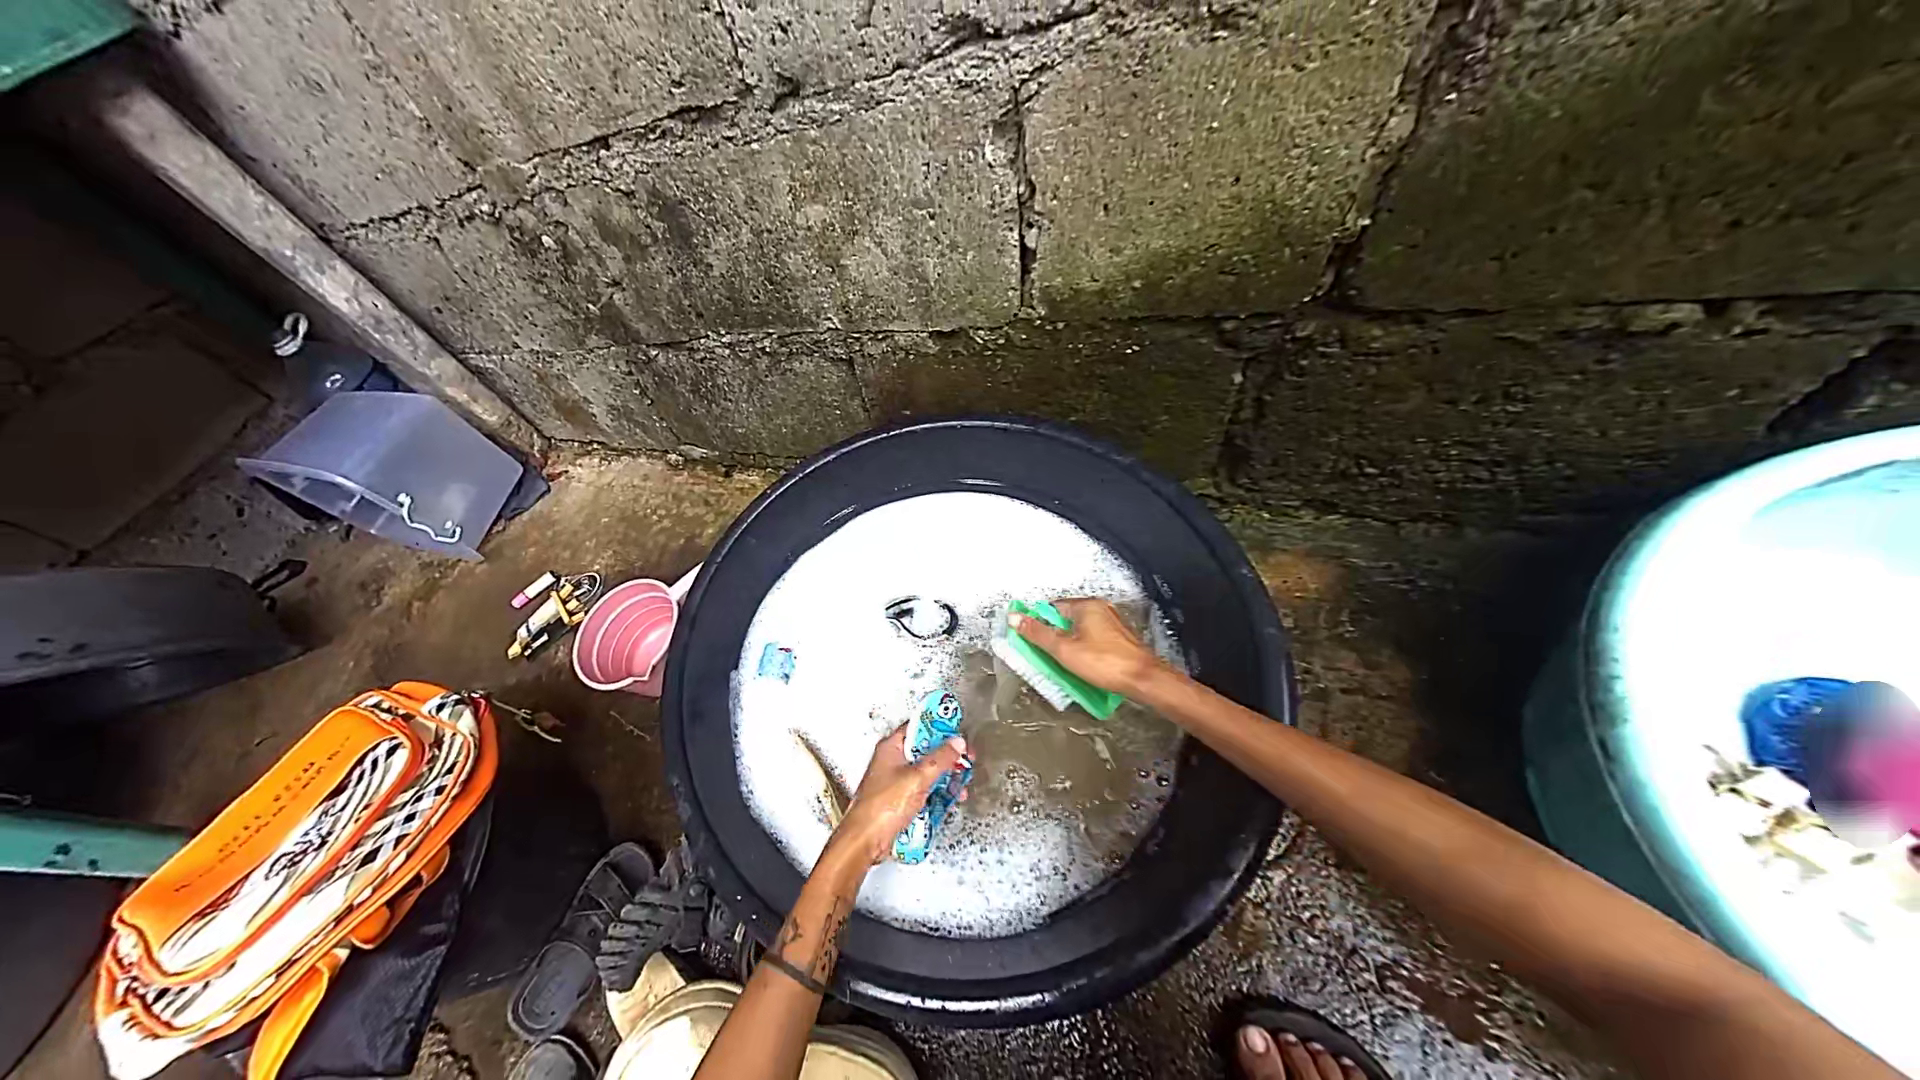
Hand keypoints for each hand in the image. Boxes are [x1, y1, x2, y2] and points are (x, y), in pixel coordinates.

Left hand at [829, 724, 969, 865]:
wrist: (865, 842)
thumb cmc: (879, 809)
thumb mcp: (918, 778)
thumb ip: (941, 758)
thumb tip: (956, 743)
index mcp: (891, 747)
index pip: (919, 726)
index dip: (940, 727)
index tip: (957, 731)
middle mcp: (892, 760)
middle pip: (925, 749)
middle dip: (947, 756)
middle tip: (963, 759)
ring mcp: (896, 780)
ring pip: (926, 770)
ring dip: (945, 776)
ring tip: (959, 782)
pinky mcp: (900, 799)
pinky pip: (923, 789)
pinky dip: (937, 792)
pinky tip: (948, 799)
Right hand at [1012, 597, 1166, 696]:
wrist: (1142, 680)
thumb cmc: (1107, 663)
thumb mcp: (1063, 649)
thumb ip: (1037, 633)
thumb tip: (1016, 618)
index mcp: (1086, 606)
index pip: (1051, 607)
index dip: (1037, 621)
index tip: (1027, 634)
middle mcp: (1100, 611)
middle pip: (1064, 620)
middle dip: (1052, 636)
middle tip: (1044, 653)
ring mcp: (1110, 625)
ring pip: (1078, 632)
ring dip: (1066, 646)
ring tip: (1061, 662)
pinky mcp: (1115, 641)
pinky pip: (1090, 641)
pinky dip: (1081, 651)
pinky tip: (1078, 666)